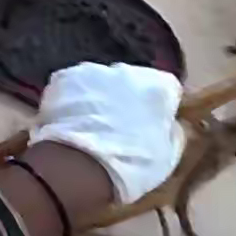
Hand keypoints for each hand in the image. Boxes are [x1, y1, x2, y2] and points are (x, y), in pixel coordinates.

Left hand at [28, 62, 183, 205]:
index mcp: (156, 86)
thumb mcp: (168, 155)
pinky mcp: (63, 76)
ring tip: (92, 123)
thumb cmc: (132, 166)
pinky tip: (72, 118)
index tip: (155, 119)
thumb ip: (172, 130)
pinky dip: (75, 97)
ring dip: (101, 95)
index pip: (166, 86)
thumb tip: (170, 122)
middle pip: (131, 79)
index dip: (161, 103)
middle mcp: (125, 70)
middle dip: (129, 96)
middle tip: (121, 123)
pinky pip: (74, 84)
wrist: (80, 166)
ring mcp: (91, 70)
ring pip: (101, 79)